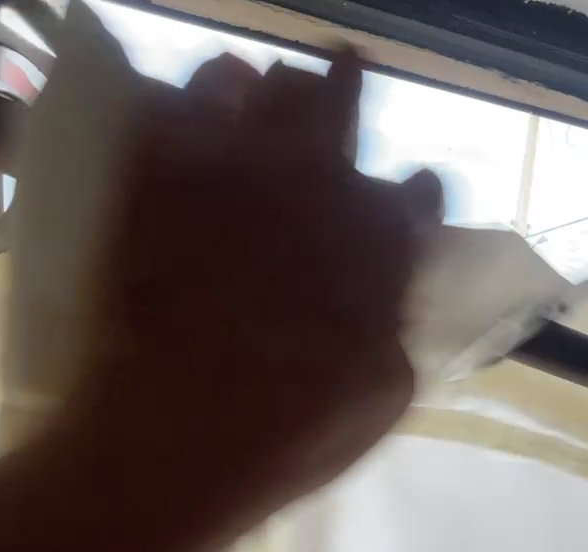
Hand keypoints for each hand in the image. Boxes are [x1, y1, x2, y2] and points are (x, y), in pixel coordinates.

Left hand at [48, 51, 442, 537]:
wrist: (183, 433)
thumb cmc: (299, 432)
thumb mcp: (384, 397)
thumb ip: (396, 329)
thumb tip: (393, 303)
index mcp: (385, 239)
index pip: (422, 192)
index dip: (416, 201)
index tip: (407, 212)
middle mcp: (323, 182)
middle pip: (344, 96)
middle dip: (348, 91)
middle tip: (342, 87)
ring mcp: (241, 166)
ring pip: (267, 83)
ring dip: (275, 92)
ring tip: (268, 99)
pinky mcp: (165, 172)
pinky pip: (187, 99)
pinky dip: (204, 98)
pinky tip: (205, 116)